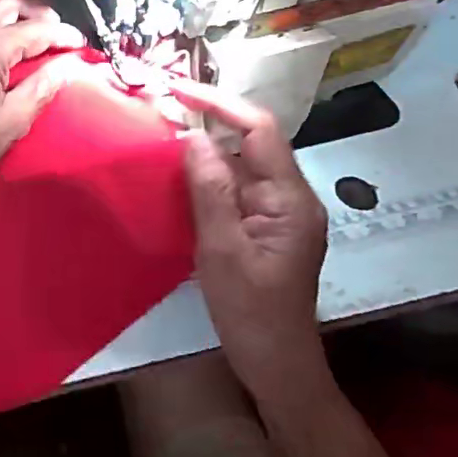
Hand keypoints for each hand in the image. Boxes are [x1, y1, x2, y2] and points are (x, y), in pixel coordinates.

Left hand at [0, 0, 84, 228]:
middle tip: (56, 29)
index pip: (36, 29)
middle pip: (6, 4)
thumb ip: (43, 86)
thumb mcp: (12, 121)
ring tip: (26, 31)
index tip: (81, 42)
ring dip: (6, 12)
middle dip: (35, 11)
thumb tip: (70, 64)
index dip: (63, 34)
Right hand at [172, 79, 330, 398]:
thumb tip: (193, 138)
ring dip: (208, 151)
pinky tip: (184, 179)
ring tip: (166, 140)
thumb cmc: (251, 315)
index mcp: (290, 199)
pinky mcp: (269, 225)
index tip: (180, 90)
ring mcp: (282, 211)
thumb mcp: (222, 251)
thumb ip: (211, 190)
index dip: (221, 103)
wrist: (279, 365)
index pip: (260, 130)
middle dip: (211, 123)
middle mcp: (292, 196)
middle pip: (253, 142)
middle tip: (165, 112)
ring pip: (244, 164)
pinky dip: (212, 178)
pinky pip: (240, 187)